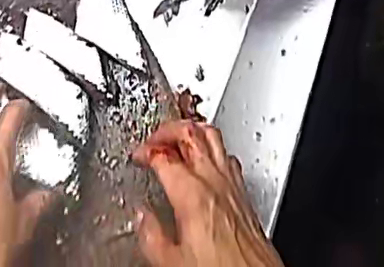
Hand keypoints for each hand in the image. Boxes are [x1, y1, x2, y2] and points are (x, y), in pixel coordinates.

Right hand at [133, 120, 281, 266]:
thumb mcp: (172, 263)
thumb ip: (152, 236)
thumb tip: (142, 217)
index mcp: (191, 194)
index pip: (163, 156)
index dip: (146, 150)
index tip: (138, 156)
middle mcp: (214, 181)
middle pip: (189, 133)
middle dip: (167, 131)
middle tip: (154, 140)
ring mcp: (232, 184)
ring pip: (211, 136)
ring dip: (192, 131)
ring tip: (178, 138)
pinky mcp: (245, 194)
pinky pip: (227, 156)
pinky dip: (213, 148)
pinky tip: (207, 160)